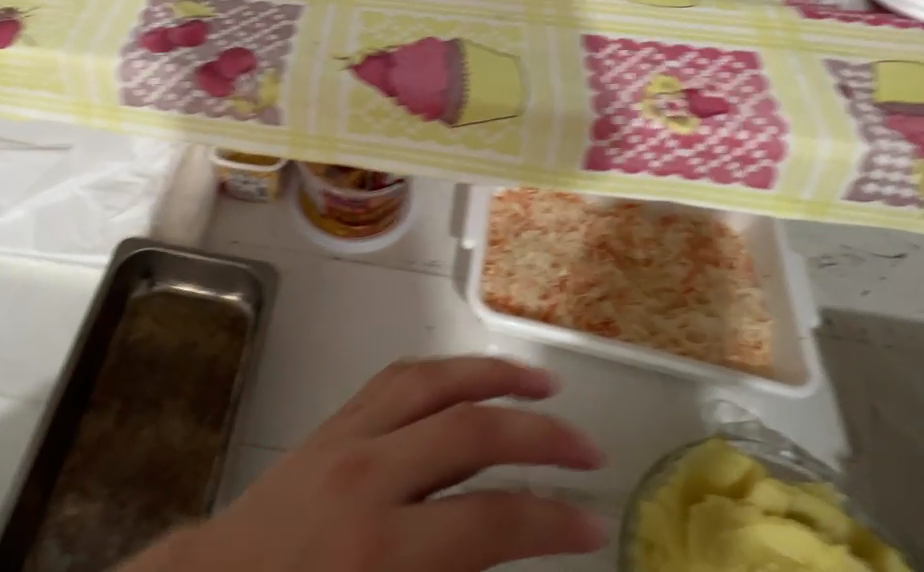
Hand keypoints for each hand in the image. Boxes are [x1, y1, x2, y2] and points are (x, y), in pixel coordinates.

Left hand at [120, 356, 610, 571]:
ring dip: (491, 375)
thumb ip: (453, 571)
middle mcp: (367, 476)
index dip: (553, 520)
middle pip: (471, 432)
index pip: (491, 519)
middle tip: (588, 447)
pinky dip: (441, 372)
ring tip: (541, 383)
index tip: (594, 523)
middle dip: (540, 435)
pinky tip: (469, 378)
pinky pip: (393, 381)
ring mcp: (344, 438)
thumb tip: (508, 541)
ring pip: (431, 383)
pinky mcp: (329, 424)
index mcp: (382, 546)